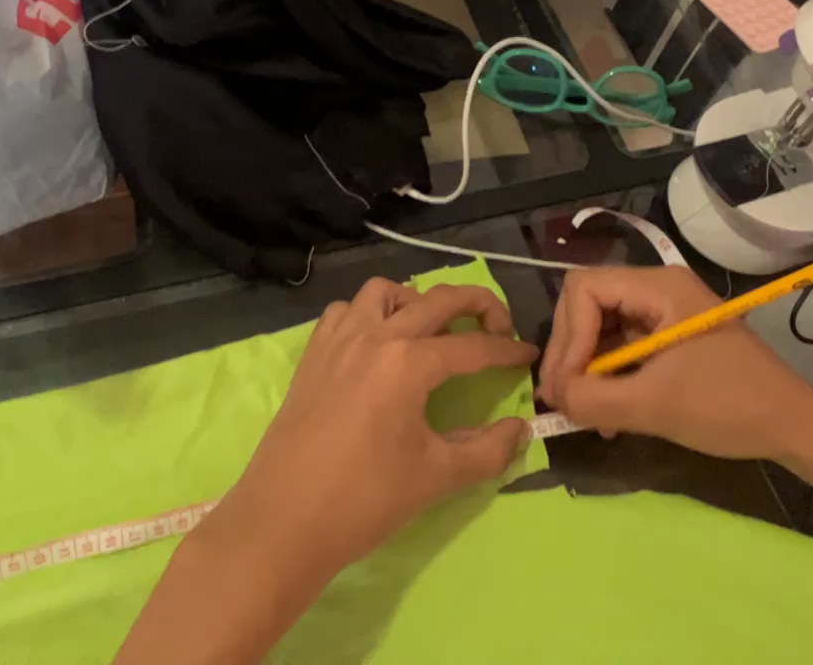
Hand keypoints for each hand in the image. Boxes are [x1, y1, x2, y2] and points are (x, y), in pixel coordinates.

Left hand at [211, 277, 537, 579]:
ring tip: (431, 331)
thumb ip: (488, 450)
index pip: (474, 346)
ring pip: (385, 292)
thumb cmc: (364, 500)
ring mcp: (339, 340)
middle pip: (438, 299)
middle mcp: (376, 336)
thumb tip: (521, 429)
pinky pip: (345, 311)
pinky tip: (376, 345)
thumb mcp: (437, 477)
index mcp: (410, 362)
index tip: (529, 356)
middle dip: (478, 303)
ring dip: (416, 300)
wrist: (283, 522)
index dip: (508, 350)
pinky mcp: (313, 354)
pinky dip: (368, 314)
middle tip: (499, 326)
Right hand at [537, 266, 812, 460]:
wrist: (794, 427)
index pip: (585, 289)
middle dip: (570, 354)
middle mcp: (657, 290)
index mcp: (659, 288)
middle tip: (562, 400)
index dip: (568, 335)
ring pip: (600, 330)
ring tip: (582, 414)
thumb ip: (595, 400)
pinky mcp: (668, 338)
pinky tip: (607, 416)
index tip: (568, 384)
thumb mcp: (655, 406)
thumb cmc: (728, 406)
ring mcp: (663, 313)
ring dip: (585, 371)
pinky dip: (607, 379)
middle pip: (587, 306)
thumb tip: (554, 400)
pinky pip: (621, 348)